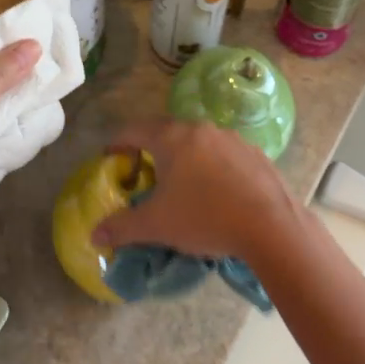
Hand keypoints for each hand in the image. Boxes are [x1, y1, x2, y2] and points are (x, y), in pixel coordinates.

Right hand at [92, 119, 300, 263]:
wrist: (270, 225)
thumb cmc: (204, 218)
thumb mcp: (156, 226)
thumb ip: (122, 227)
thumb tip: (94, 235)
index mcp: (172, 138)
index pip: (134, 130)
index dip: (118, 143)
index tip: (110, 158)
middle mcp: (200, 129)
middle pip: (166, 132)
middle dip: (151, 149)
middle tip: (143, 173)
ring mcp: (231, 138)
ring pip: (198, 142)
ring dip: (184, 157)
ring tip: (181, 184)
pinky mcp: (254, 153)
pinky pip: (223, 154)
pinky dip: (212, 167)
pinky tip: (216, 192)